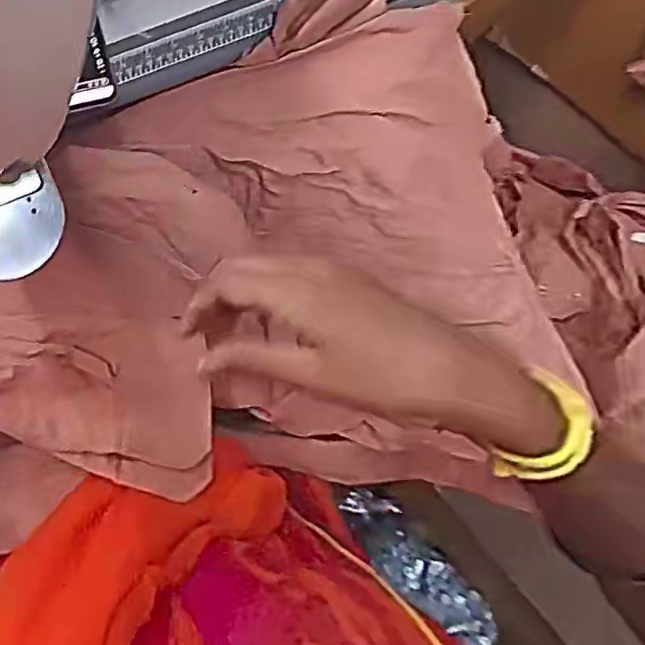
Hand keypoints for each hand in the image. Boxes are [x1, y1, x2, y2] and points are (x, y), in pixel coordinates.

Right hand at [183, 255, 562, 455]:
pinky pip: (284, 270)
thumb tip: (199, 362)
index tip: (186, 337)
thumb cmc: (380, 379)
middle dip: (212, 296)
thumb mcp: (308, 373)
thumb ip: (248, 358)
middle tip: (203, 336)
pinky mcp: (343, 274)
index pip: (224, 281)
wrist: (458, 372)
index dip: (198, 306)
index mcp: (292, 287)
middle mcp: (305, 265)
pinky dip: (262, 290)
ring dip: (236, 292)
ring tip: (231, 333)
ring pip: (260, 265)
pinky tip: (269, 322)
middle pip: (237, 266)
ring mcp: (327, 266)